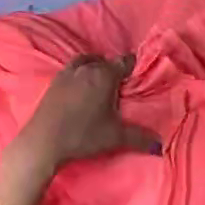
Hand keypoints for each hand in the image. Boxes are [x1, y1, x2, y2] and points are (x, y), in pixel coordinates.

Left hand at [0, 55, 155, 204]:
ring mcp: (67, 72)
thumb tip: (160, 144)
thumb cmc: (83, 135)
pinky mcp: (54, 81)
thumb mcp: (115, 137)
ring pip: (87, 62)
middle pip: (105, 61)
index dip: (133, 67)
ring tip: (101, 83)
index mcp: (104, 75)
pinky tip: (81, 88)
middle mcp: (86, 67)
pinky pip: (72, 69)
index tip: (138, 76)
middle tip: (122, 84)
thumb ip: (140, 137)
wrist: (44, 140)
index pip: (124, 62)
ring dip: (95, 67)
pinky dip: (80, 73)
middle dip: (115, 69)